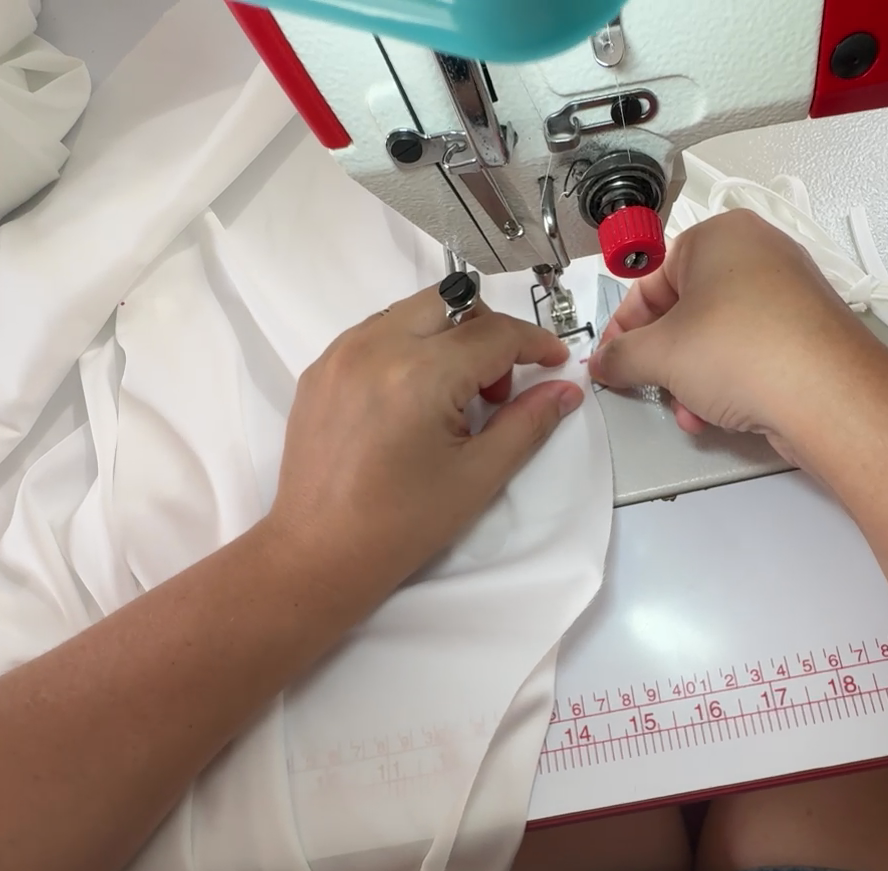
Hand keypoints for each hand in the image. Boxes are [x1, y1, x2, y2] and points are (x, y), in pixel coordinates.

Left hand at [262, 284, 582, 591]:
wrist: (320, 552)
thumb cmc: (405, 523)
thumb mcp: (480, 475)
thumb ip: (528, 423)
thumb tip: (567, 390)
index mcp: (421, 374)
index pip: (495, 333)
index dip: (536, 342)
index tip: (557, 362)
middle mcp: (376, 346)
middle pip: (453, 301)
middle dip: (490, 333)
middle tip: (497, 390)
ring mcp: (341, 353)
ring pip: (413, 311)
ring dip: (449, 336)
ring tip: (454, 399)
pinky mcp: (320, 370)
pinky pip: (378, 333)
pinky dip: (411, 348)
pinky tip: (414, 402)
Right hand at [587, 209, 887, 466]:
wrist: (826, 396)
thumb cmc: (745, 352)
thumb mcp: (661, 354)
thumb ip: (621, 357)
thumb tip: (604, 363)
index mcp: (721, 236)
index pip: (652, 278)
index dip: (624, 325)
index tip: (610, 359)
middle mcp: (758, 256)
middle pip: (684, 312)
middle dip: (662, 360)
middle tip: (648, 385)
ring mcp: (786, 297)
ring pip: (715, 340)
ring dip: (690, 381)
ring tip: (688, 409)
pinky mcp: (804, 337)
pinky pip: (747, 355)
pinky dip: (724, 384)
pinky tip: (716, 414)